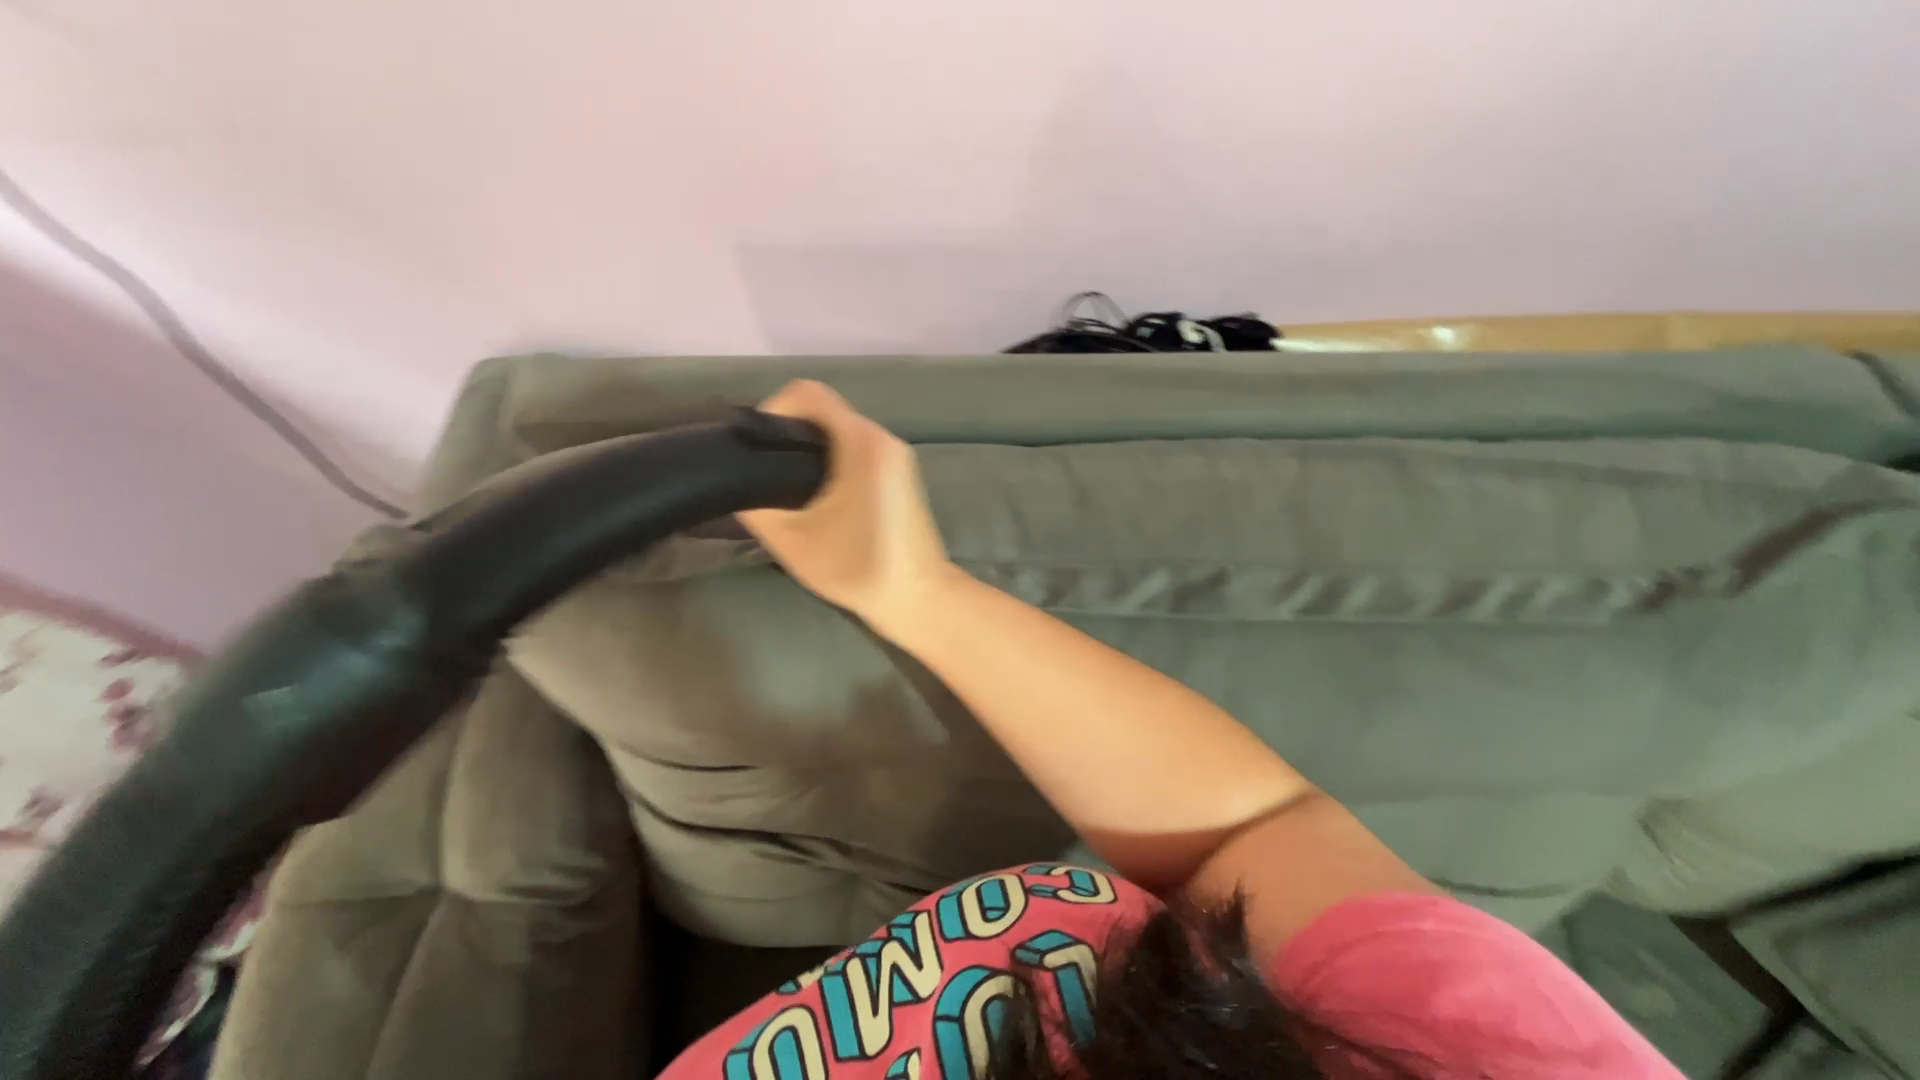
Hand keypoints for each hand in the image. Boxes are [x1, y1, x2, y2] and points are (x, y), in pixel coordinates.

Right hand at [738, 381, 956, 633]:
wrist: (918, 598)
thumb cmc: (858, 568)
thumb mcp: (793, 542)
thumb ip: (757, 508)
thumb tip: (739, 487)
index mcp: (860, 443)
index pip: (808, 394)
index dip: (774, 410)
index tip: (756, 446)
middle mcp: (881, 438)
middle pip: (823, 412)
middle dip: (788, 434)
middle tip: (762, 472)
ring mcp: (894, 454)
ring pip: (839, 432)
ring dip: (808, 450)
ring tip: (782, 486)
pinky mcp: (898, 473)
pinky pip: (855, 449)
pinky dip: (830, 462)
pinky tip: (813, 496)